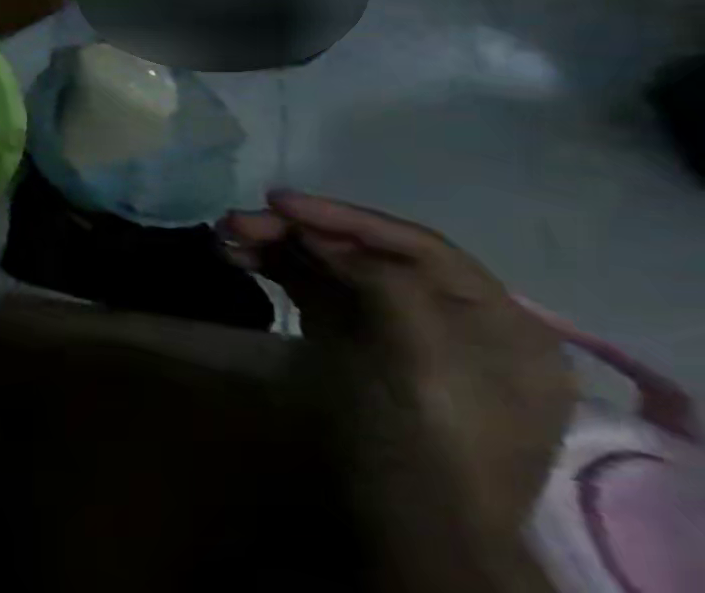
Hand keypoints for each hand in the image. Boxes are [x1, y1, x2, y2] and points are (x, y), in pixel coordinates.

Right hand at [222, 192, 573, 543]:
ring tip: (225, 234)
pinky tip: (240, 258)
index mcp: (495, 320)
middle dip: (300, 233)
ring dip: (280, 247)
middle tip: (235, 221)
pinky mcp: (351, 344)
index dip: (347, 217)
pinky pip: (315, 292)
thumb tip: (321, 236)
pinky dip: (278, 271)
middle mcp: (447, 318)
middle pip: (367, 255)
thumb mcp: (420, 358)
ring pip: (334, 271)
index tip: (278, 200)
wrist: (407, 520)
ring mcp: (394, 331)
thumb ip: (383, 284)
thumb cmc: (429, 437)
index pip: (417, 248)